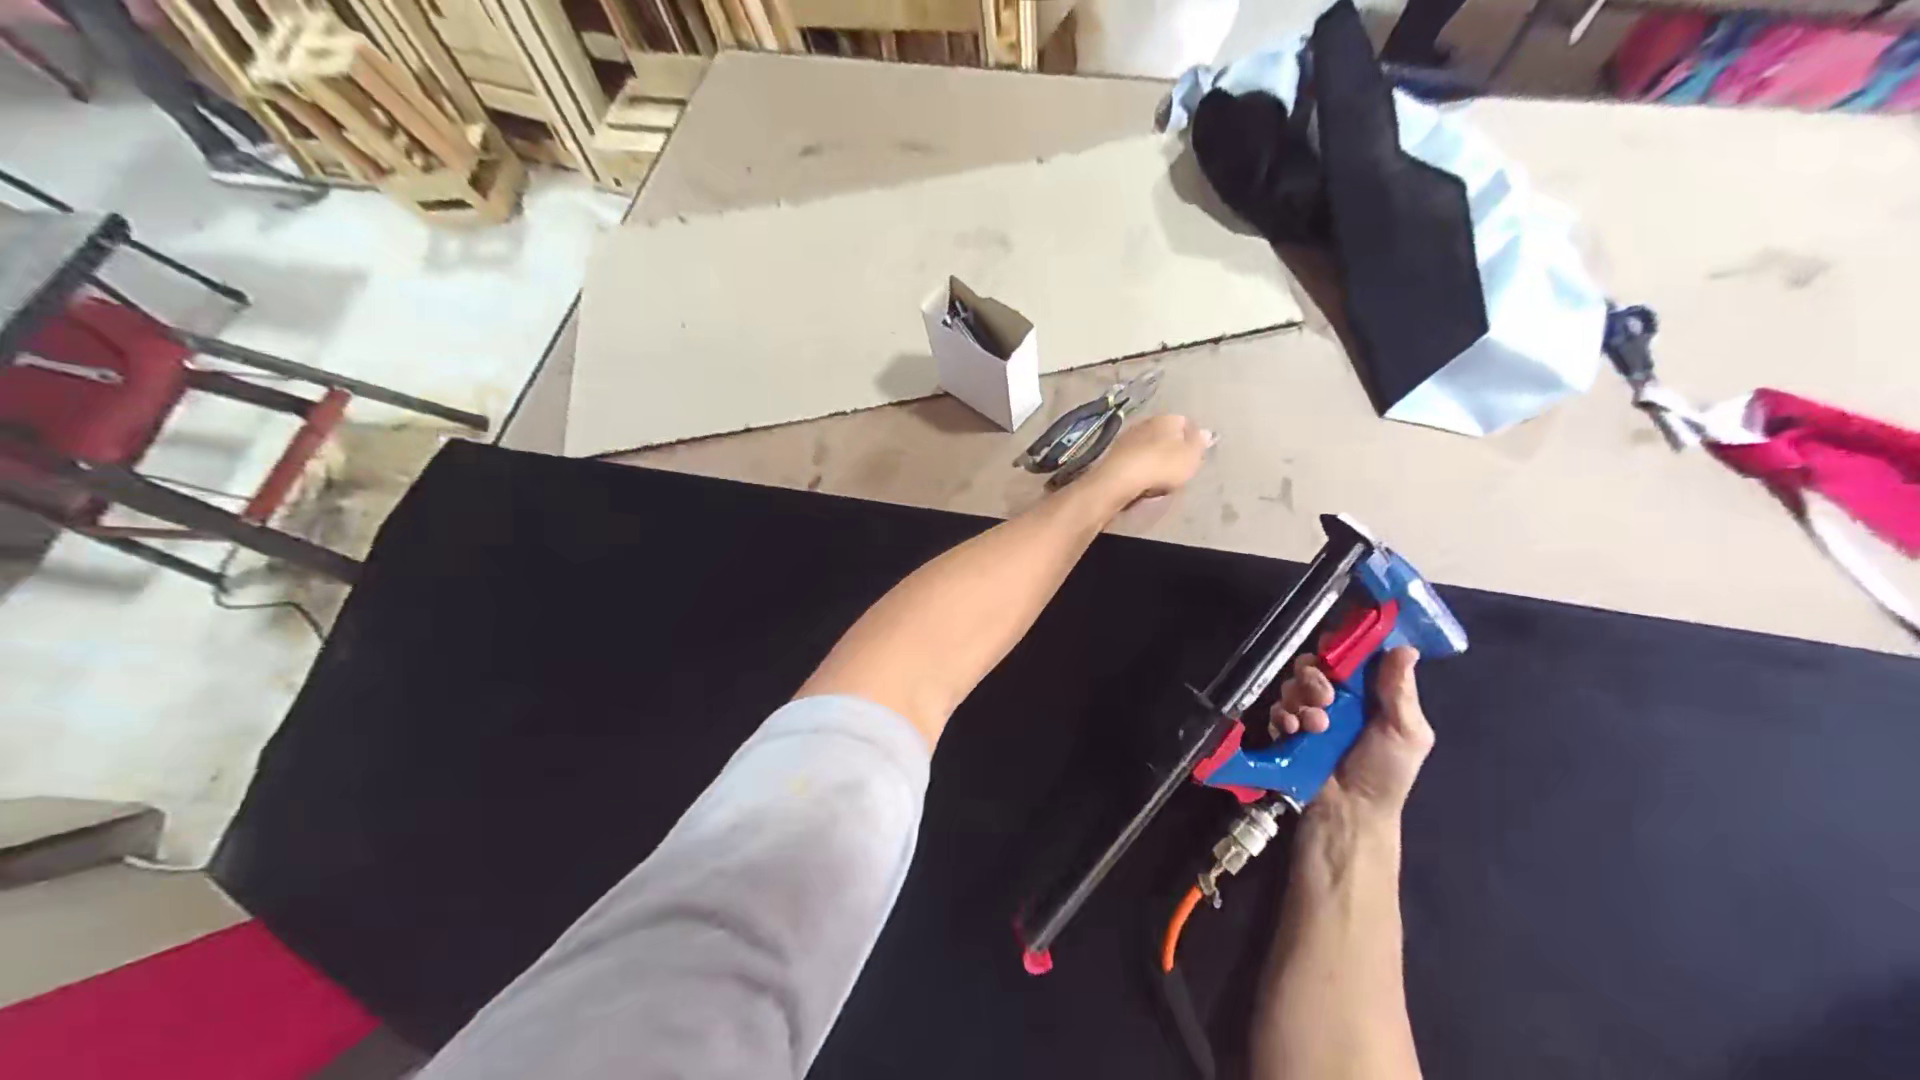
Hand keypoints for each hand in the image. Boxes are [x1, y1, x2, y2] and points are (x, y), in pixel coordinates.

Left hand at [1086, 414, 1214, 500]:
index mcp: (1167, 418)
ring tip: (1160, 476)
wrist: (1121, 478)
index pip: (1184, 422)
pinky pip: (1133, 459)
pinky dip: (1139, 467)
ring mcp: (1127, 437)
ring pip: (1147, 445)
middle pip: (1164, 433)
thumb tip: (1206, 432)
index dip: (1191, 438)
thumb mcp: (1191, 457)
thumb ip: (1200, 444)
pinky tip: (1142, 480)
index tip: (1194, 454)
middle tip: (1178, 466)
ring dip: (1153, 457)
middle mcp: (1146, 422)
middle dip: (1170, 447)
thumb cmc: (1163, 465)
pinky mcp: (1114, 454)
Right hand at [1267, 646, 1433, 822]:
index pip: (1350, 655)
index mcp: (1369, 693)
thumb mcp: (1406, 732)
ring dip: (1301, 700)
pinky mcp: (1287, 729)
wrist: (1349, 811)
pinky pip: (1277, 708)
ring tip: (1315, 726)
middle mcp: (1338, 697)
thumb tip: (1405, 647)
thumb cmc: (1385, 772)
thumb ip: (1400, 690)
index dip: (1339, 645)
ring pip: (1292, 684)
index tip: (1334, 648)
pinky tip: (1294, 732)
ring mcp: (1309, 712)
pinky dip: (1283, 716)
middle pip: (1314, 664)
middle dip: (1314, 675)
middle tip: (1325, 696)